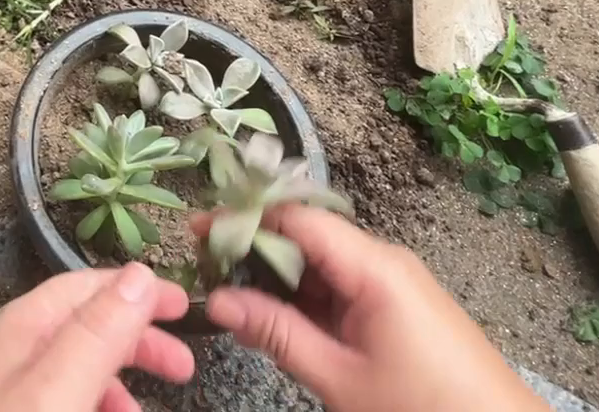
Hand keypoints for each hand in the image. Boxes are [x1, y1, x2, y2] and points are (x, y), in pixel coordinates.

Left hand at [0, 263, 196, 411]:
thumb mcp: (56, 390)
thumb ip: (96, 333)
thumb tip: (138, 274)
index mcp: (23, 326)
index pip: (87, 287)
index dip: (136, 290)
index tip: (185, 305)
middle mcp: (12, 349)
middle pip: (84, 325)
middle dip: (136, 338)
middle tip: (184, 365)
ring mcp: (4, 389)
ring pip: (73, 368)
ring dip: (116, 382)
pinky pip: (58, 401)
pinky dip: (91, 406)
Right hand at [193, 205, 546, 411]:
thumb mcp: (342, 380)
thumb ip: (276, 333)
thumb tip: (215, 299)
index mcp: (373, 265)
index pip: (294, 218)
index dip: (243, 219)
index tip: (197, 233)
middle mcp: (383, 259)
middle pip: (304, 235)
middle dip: (255, 249)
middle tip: (210, 271)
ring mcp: (394, 282)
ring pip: (320, 261)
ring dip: (278, 277)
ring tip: (236, 299)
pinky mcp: (400, 306)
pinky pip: (340, 284)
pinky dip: (307, 296)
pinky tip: (280, 319)